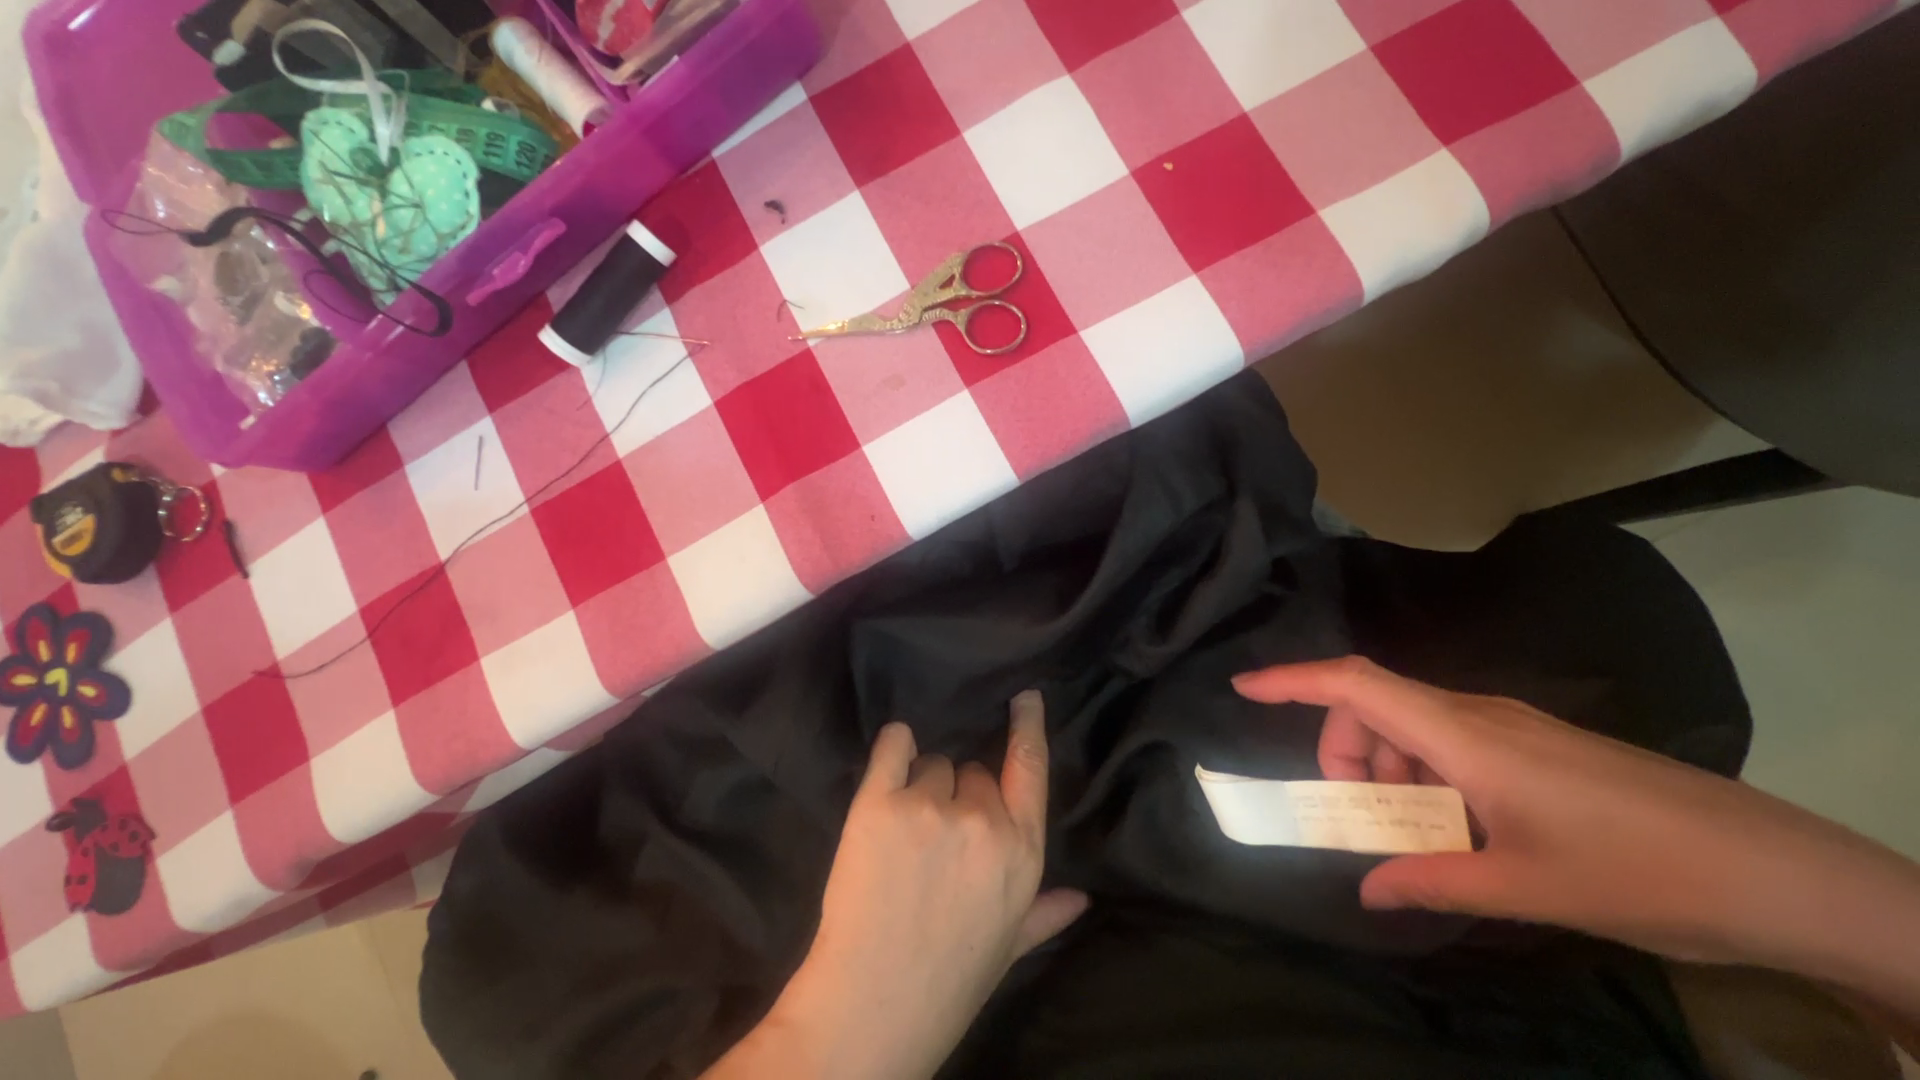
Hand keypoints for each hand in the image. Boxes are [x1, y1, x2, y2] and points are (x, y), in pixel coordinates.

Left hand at [715, 691, 1086, 1079]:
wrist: (875, 1004)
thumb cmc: (950, 978)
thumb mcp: (1009, 944)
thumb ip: (1045, 913)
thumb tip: (1082, 899)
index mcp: (1022, 851)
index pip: (1030, 769)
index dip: (1028, 727)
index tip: (1024, 697)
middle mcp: (982, 821)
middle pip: (973, 771)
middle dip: (958, 792)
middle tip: (934, 836)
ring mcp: (929, 809)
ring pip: (930, 765)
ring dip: (919, 786)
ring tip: (903, 835)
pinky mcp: (878, 805)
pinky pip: (892, 747)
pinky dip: (891, 748)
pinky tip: (889, 762)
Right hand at [1233, 658, 1919, 1014]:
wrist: (1778, 872)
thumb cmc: (1640, 871)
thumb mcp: (1523, 887)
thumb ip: (1430, 880)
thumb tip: (1365, 887)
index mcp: (1466, 736)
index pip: (1359, 685)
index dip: (1294, 679)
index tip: (1242, 685)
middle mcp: (1482, 716)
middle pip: (1378, 707)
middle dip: (1344, 754)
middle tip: (1354, 820)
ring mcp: (1514, 728)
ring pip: (1415, 729)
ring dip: (1390, 775)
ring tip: (1414, 841)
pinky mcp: (1538, 748)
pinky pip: (1454, 746)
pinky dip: (1429, 782)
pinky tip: (1458, 835)